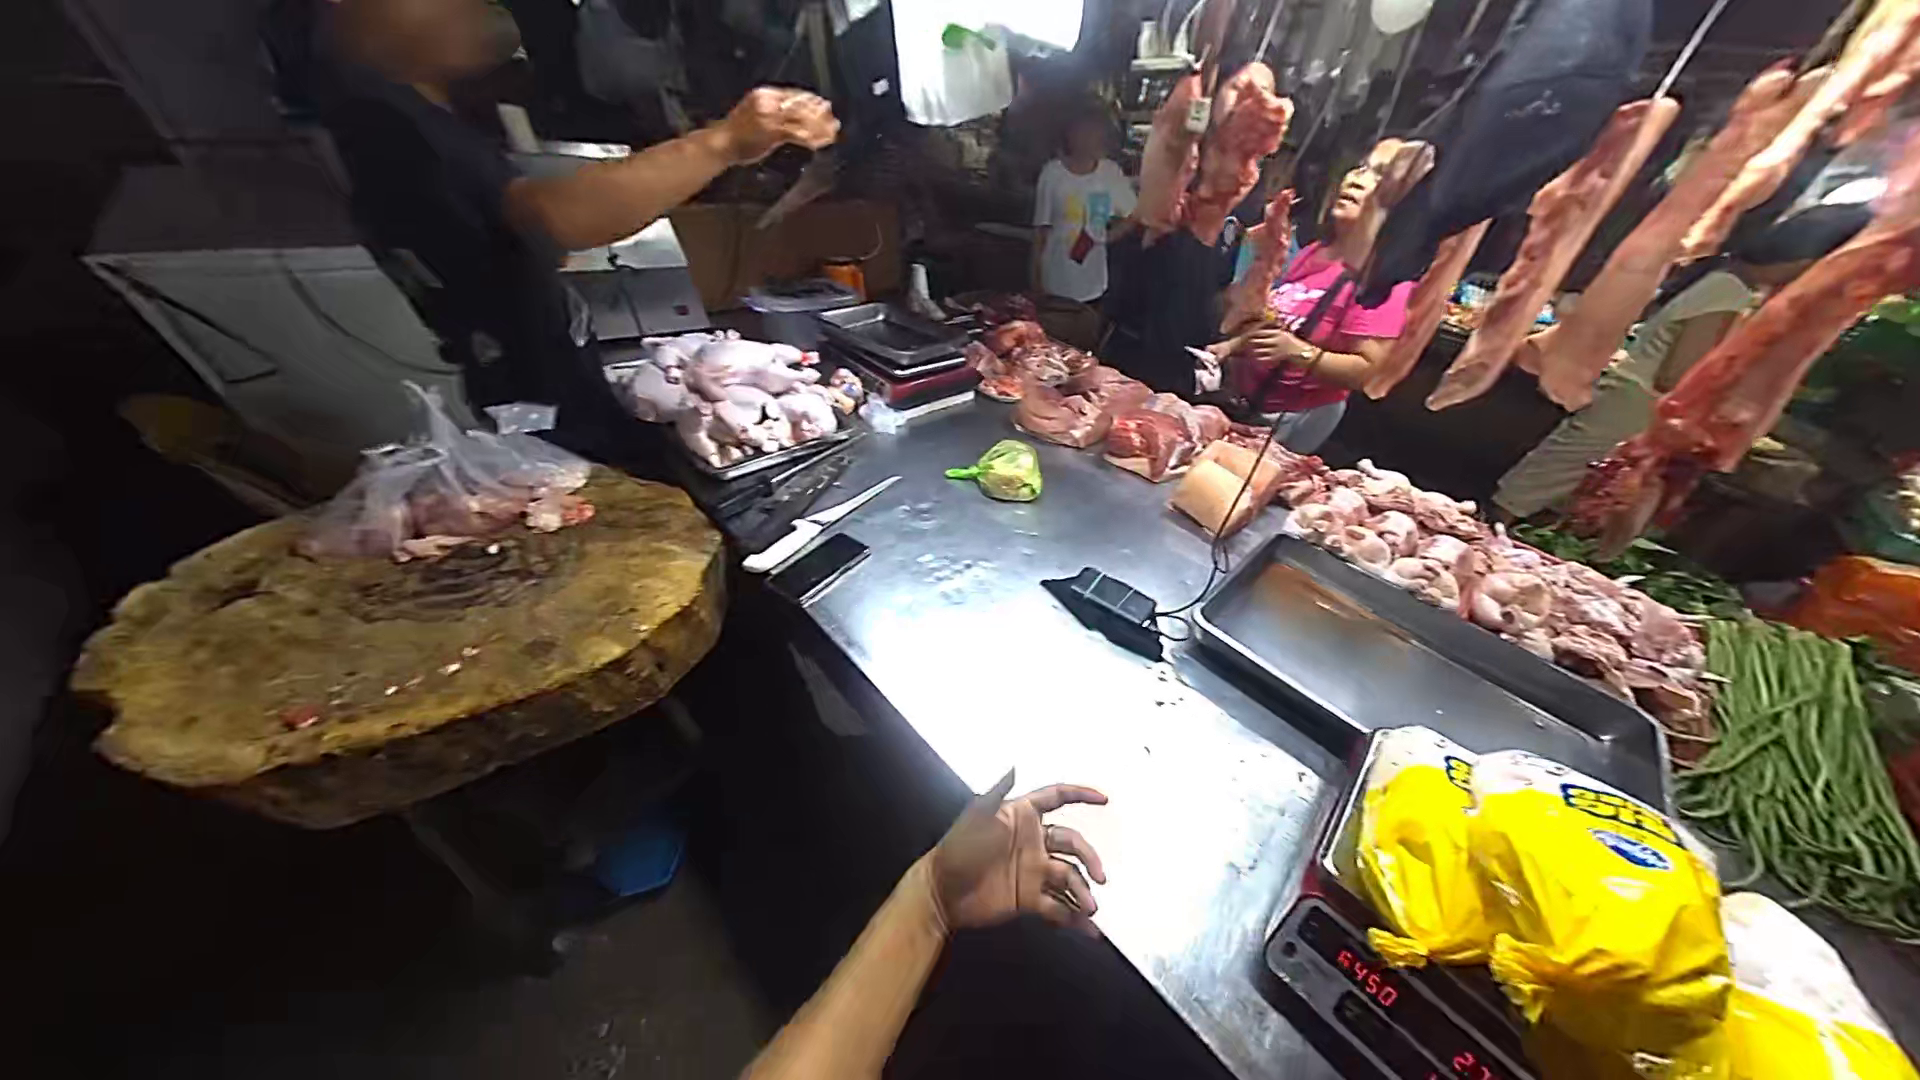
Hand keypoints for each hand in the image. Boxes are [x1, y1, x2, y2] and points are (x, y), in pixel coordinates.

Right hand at [717, 87, 839, 164]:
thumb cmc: (740, 133)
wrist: (722, 142)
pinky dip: (809, 140)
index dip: (812, 101)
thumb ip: (775, 112)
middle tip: (834, 122)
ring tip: (832, 135)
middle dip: (820, 115)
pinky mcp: (771, 133)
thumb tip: (795, 116)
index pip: (795, 94)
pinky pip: (796, 135)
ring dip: (819, 129)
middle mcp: (769, 101)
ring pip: (801, 120)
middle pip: (801, 106)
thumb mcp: (758, 113)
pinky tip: (818, 145)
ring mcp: (770, 117)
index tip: (826, 106)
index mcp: (765, 94)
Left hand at [928, 770, 1107, 932]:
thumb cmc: (958, 848)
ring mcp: (1032, 871)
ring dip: (1083, 891)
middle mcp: (1032, 841)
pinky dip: (1075, 918)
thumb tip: (1014, 767)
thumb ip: (998, 793)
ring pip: (1068, 876)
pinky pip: (1058, 906)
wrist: (942, 893)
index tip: (1104, 799)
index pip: (1056, 798)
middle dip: (1088, 857)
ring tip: (1090, 907)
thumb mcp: (977, 816)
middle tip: (1100, 877)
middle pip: (1071, 842)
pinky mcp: (1029, 899)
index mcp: (1022, 816)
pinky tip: (1090, 930)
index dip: (1080, 795)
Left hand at [1242, 327, 1315, 366]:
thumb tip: (1266, 324)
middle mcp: (1276, 341)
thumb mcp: (1284, 333)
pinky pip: (1263, 358)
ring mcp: (1275, 350)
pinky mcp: (1275, 358)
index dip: (1254, 333)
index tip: (1248, 333)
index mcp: (1278, 333)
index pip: (1262, 332)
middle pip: (1258, 341)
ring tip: (1249, 351)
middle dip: (1252, 342)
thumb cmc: (1292, 341)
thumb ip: (1275, 330)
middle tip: (1246, 343)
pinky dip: (1258, 358)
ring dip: (1253, 351)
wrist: (1301, 351)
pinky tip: (1255, 358)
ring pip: (1259, 350)